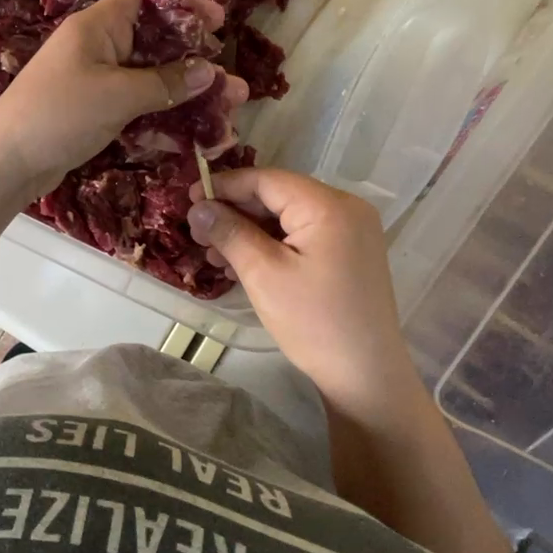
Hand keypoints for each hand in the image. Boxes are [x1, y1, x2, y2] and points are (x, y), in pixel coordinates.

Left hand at [0, 0, 245, 192]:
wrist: (6, 165)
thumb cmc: (58, 116)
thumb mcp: (117, 95)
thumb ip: (165, 82)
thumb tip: (207, 71)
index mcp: (96, 27)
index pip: (146, 2)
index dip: (184, 9)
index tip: (218, 24)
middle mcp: (97, 50)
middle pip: (156, 48)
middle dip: (196, 68)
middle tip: (233, 89)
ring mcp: (94, 85)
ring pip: (151, 85)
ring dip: (187, 102)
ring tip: (228, 119)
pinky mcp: (93, 116)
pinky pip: (136, 112)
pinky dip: (162, 125)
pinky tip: (194, 142)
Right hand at [185, 169, 419, 401]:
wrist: (364, 373)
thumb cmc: (312, 320)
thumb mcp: (262, 273)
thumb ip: (230, 232)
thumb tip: (199, 207)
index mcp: (328, 206)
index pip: (267, 179)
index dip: (224, 186)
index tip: (188, 200)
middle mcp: (346, 208)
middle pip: (278, 195)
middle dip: (235, 211)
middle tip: (198, 233)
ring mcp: (351, 231)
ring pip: (287, 216)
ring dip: (249, 230)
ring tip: (215, 255)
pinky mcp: (349, 253)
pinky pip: (301, 235)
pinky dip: (271, 243)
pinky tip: (242, 262)